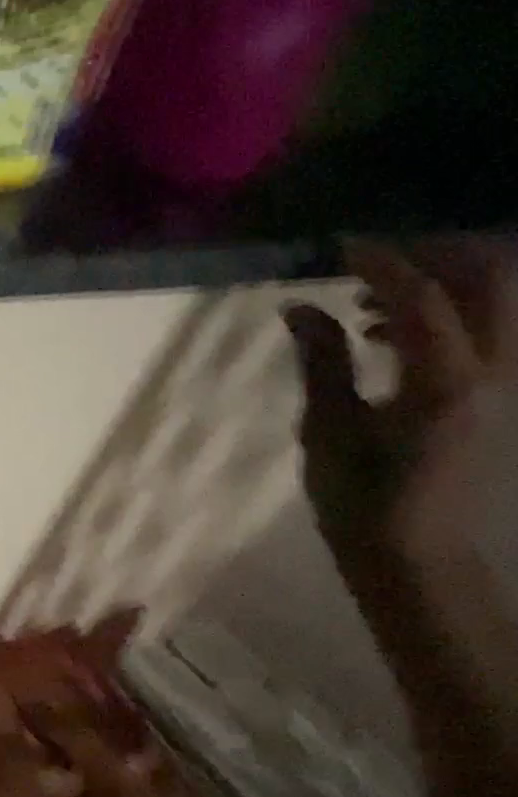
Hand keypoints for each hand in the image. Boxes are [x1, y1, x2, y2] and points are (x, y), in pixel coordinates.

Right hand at [284, 238, 515, 565]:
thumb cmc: (358, 496)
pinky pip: (487, 325)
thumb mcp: (327, 428)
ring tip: (371, 295)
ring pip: (499, 296)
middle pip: (492, 276)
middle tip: (370, 260)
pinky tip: (386, 329)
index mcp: (444, 380)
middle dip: (434, 254)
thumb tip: (300, 306)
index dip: (381, 264)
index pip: (422, 297)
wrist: (413, 549)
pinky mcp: (494, 389)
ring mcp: (503, 378)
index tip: (341, 247)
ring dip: (444, 280)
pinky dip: (444, 310)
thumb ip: (321, 361)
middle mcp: (493, 368)